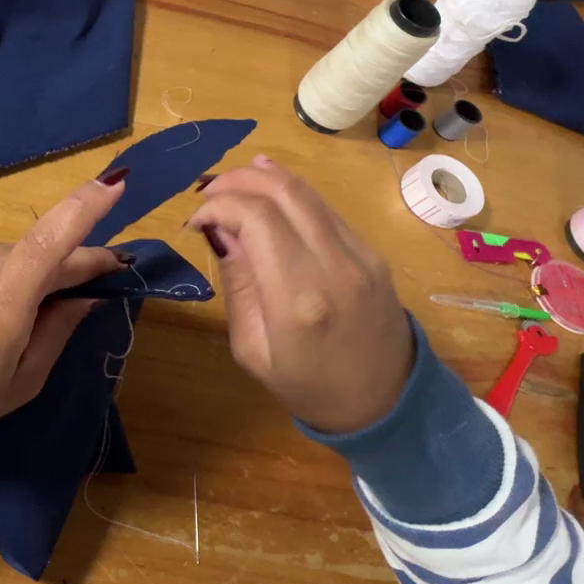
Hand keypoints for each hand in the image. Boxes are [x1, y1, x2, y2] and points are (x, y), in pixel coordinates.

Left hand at [0, 171, 129, 433]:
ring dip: (21, 271)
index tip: (114, 185)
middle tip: (95, 276)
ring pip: (5, 253)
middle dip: (67, 263)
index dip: (81, 212)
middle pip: (35, 253)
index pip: (44, 248)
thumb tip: (92, 289)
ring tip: (7, 310)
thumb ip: (60, 328)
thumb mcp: (24, 381)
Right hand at [187, 155, 414, 432]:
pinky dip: (290, 192)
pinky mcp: (371, 252)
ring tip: (231, 185)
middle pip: (281, 192)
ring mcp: (359, 256)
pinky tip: (266, 191)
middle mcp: (333, 266)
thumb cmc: (308, 386)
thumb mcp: (252, 349)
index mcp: (298, 298)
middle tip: (208, 192)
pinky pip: (324, 208)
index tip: (195, 220)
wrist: (387, 404)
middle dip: (237, 181)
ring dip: (263, 179)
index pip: (254, 219)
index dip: (218, 206)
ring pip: (306, 192)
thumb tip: (219, 230)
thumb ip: (237, 283)